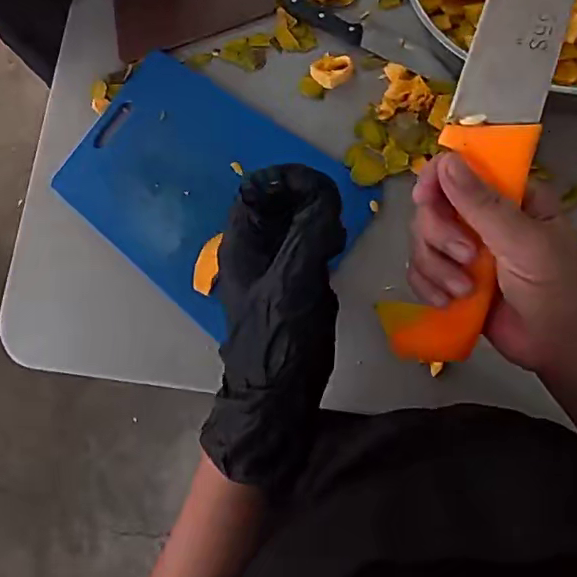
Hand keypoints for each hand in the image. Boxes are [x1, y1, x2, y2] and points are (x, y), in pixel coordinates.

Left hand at [201, 165, 345, 493]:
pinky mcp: (284, 288)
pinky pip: (298, 249)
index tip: (318, 184)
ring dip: (311, 217)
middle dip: (302, 196)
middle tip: (332, 204)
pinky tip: (335, 249)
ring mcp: (266, 271)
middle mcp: (249, 252)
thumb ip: (310, 232)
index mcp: (240, 244)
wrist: (276, 397)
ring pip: (287, 226)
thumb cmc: (279, 338)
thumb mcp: (296, 280)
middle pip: (271, 204)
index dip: (283, 178)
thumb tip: (325, 195)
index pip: (254, 189)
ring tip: (336, 225)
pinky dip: (316, 240)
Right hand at [408, 153, 576, 380]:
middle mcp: (483, 218)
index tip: (425, 199)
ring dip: (436, 266)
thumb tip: (446, 161)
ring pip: (422, 239)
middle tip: (466, 258)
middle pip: (432, 207)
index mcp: (509, 197)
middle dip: (440, 235)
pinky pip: (419, 270)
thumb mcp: (525, 243)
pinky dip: (428, 285)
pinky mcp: (453, 278)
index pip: (460, 170)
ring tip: (463, 290)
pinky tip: (447, 302)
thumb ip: (484, 204)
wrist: (565, 352)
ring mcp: (466, 249)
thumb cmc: (559, 290)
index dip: (436, 180)